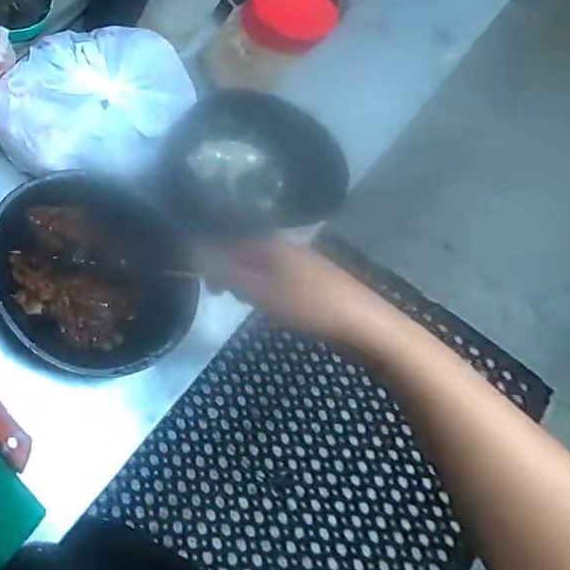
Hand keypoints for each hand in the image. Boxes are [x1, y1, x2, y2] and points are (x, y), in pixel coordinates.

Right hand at [201, 237, 401, 355]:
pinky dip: (267, 288)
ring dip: (247, 281)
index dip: (211, 257)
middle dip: (229, 270)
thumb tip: (196, 254)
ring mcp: (306, 263)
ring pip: (263, 266)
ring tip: (246, 302)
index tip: (205, 282)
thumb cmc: (311, 308)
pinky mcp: (318, 282)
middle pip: (246, 251)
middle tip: (224, 295)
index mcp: (273, 243)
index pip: (229, 240)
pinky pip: (280, 277)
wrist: (372, 329)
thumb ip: (226, 272)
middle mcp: (288, 246)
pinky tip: (272, 307)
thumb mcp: (261, 292)